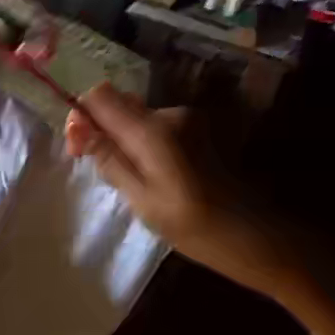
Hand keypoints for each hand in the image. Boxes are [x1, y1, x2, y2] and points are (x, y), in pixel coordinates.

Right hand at [65, 84, 311, 297]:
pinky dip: (142, 144)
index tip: (78, 149)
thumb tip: (76, 125)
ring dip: (121, 138)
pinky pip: (155, 128)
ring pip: (135, 117)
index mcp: (151, 130)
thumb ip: (108, 157)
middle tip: (96, 166)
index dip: (81, 115)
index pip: (100, 96)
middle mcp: (168, 114)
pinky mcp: (197, 132)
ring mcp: (186, 121)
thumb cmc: (195, 225)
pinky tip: (150, 176)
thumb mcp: (141, 198)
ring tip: (126, 179)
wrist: (258, 238)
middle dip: (98, 127)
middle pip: (118, 103)